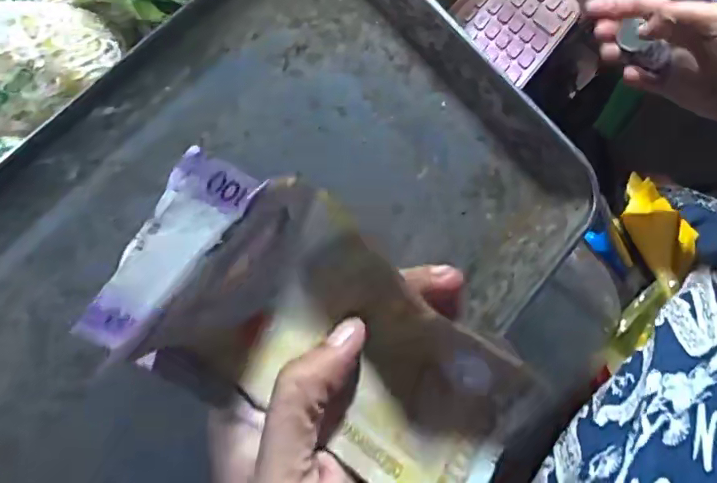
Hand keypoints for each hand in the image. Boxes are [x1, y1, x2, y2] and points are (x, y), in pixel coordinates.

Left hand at [209, 267, 463, 482]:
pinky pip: (407, 378)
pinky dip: (433, 349)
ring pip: (380, 344)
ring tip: (455, 289)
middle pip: (342, 324)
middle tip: (438, 278)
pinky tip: (459, 328)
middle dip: (389, 293)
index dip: (317, 284)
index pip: (281, 324)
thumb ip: (298, 401)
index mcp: (257, 404)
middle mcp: (303, 398)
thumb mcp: (277, 479)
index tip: (358, 256)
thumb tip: (351, 327)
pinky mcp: (385, 431)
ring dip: (418, 311)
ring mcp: (348, 414)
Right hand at [588, 0, 716, 153]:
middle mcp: (683, 38)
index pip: (650, 6)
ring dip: (621, 53)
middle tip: (596, 34)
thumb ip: (680, 17)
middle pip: (640, 29)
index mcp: (694, 16)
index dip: (621, 5)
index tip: (591, 8)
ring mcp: (681, 66)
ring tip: (606, 55)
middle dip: (616, 28)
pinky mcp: (683, 94)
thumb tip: (642, 20)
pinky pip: (653, 82)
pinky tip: (627, 77)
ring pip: (640, 55)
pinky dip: (637, 79)